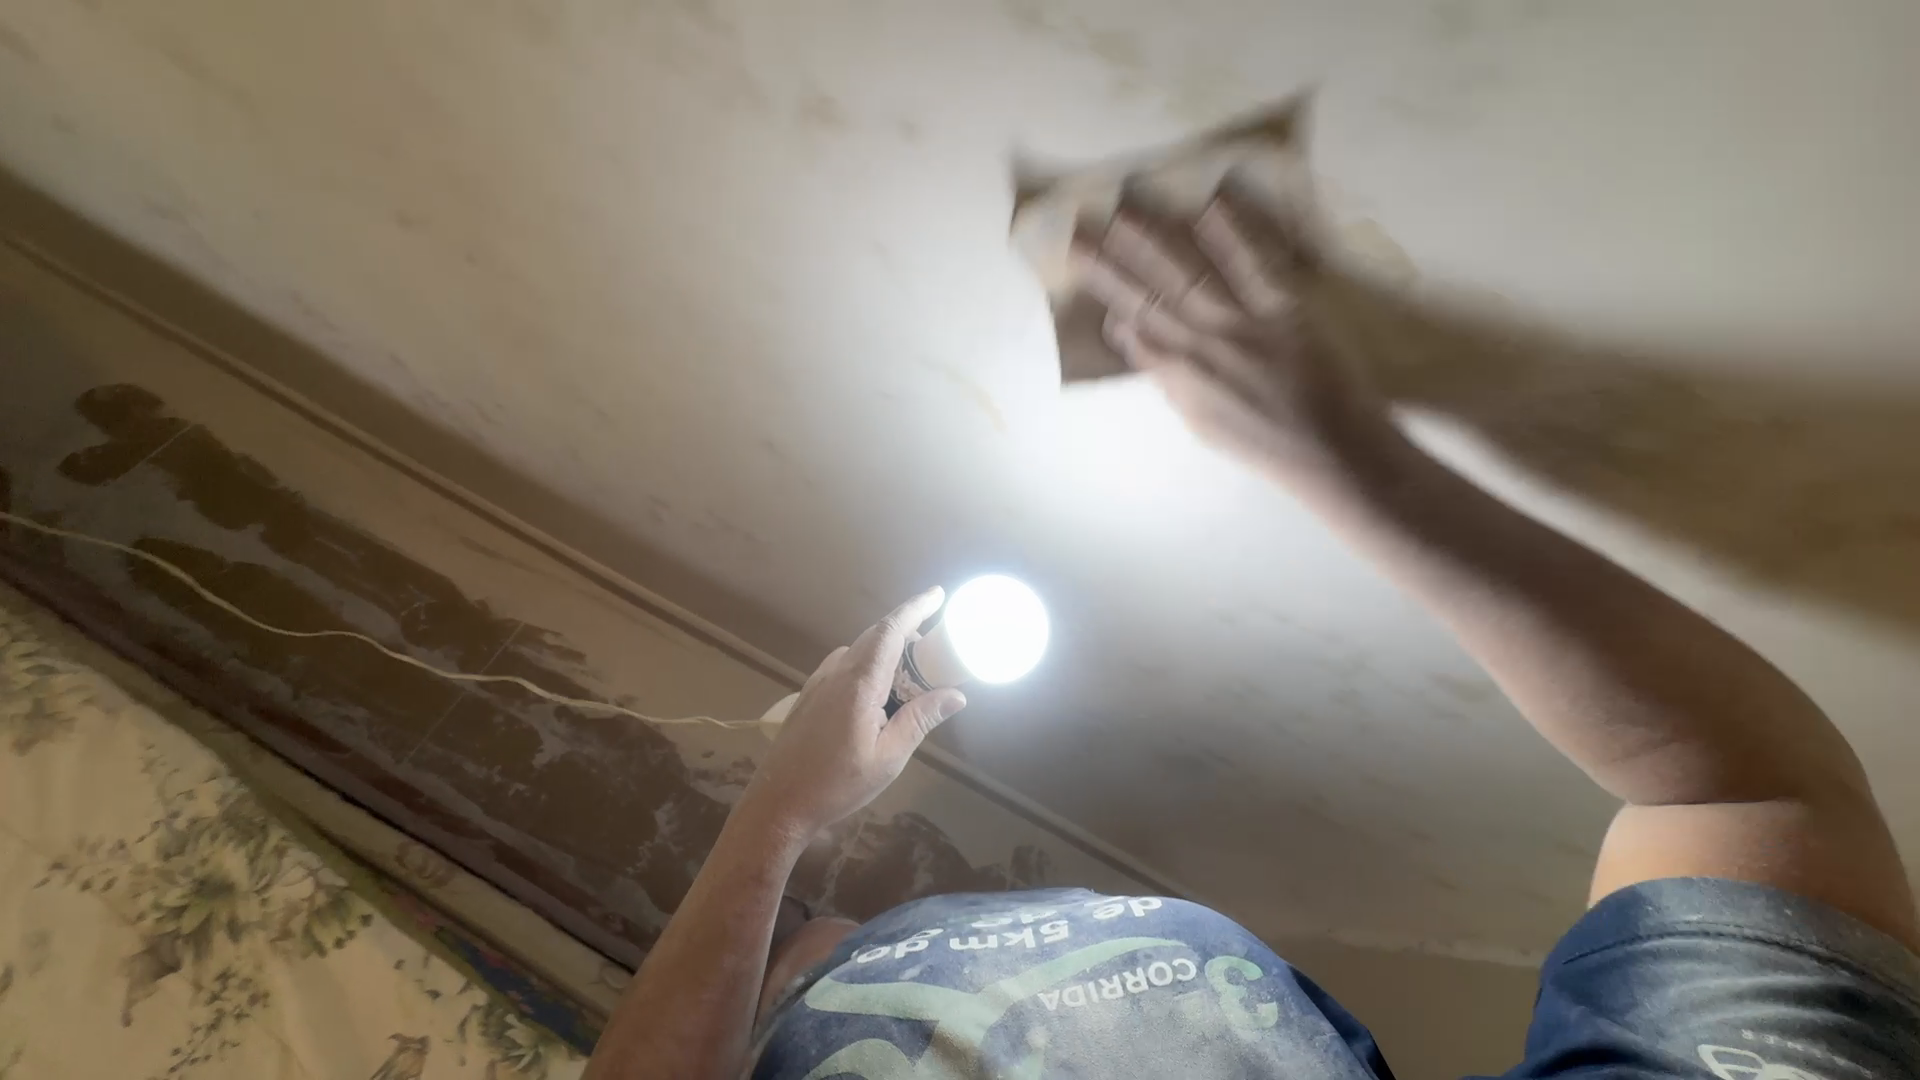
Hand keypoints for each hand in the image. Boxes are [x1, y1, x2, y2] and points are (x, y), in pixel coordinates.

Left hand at [737, 588, 965, 840]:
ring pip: (859, 651)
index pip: (891, 631)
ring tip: (911, 676)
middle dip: (907, 630)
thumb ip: (920, 720)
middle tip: (935, 646)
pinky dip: (869, 665)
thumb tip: (956, 695)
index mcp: (859, 683)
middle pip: (875, 636)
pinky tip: (878, 696)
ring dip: (887, 652)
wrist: (778, 804)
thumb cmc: (836, 784)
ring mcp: (818, 682)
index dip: (915, 608)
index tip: (938, 595)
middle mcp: (836, 672)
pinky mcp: (810, 695)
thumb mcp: (888, 757)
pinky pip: (845, 666)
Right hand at [1072, 189, 1399, 481]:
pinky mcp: (1285, 306)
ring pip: (1187, 275)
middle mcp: (1201, 344)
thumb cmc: (1262, 442)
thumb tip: (1135, 341)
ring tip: (1123, 212)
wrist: (1329, 448)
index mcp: (1181, 377)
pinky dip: (1232, 235)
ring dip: (1152, 241)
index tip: (1087, 268)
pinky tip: (1210, 205)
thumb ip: (1168, 379)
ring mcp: (1242, 322)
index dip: (1109, 300)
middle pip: (1147, 297)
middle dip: (1110, 265)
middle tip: (1079, 233)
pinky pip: (1254, 265)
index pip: (1135, 331)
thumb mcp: (1201, 423)